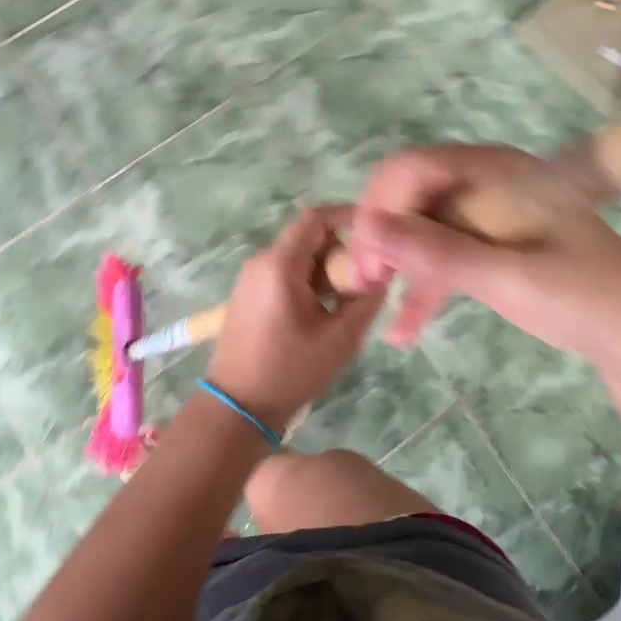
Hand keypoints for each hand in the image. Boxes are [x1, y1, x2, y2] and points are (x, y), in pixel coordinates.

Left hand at [204, 206, 385, 429]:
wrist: (238, 405)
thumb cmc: (290, 371)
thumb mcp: (340, 338)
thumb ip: (366, 300)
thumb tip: (382, 273)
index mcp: (279, 264)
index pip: (315, 218)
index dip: (347, 216)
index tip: (377, 229)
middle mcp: (261, 261)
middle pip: (307, 237)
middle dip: (340, 250)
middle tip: (368, 277)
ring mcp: (251, 277)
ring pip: (297, 257)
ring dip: (325, 269)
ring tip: (349, 300)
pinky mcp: (248, 294)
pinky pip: (284, 273)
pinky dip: (308, 281)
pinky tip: (324, 311)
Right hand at [349, 144, 620, 354]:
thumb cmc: (586, 299)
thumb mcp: (506, 278)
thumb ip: (435, 252)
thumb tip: (365, 229)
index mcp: (495, 169)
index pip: (413, 168)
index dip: (380, 206)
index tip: (365, 258)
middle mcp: (487, 181)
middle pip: (411, 194)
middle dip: (381, 234)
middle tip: (363, 282)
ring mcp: (490, 214)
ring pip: (421, 226)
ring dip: (396, 260)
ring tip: (372, 298)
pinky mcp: (493, 246)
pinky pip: (445, 255)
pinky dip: (424, 286)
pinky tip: (402, 329)